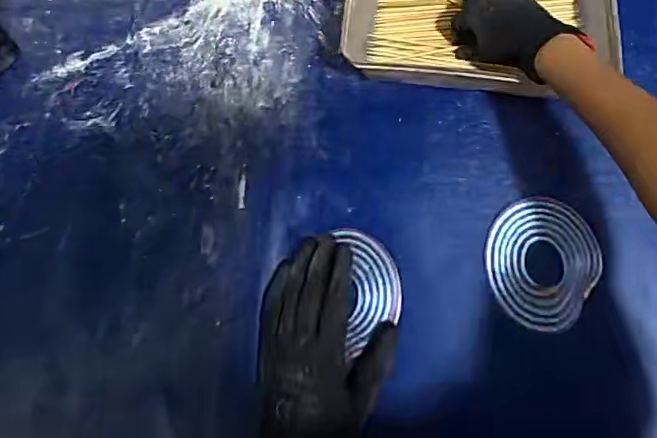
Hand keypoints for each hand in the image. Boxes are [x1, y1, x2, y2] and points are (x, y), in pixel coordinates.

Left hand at [259, 235, 397, 437]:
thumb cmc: (330, 422)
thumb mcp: (361, 400)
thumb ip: (376, 363)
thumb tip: (391, 325)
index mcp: (325, 353)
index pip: (334, 301)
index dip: (340, 272)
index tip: (346, 250)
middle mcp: (300, 343)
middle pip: (309, 292)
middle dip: (319, 261)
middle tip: (328, 237)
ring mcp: (278, 344)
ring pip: (289, 295)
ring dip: (299, 265)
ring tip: (308, 242)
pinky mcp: (264, 349)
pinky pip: (269, 310)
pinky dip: (276, 285)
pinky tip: (283, 268)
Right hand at [450, 0, 583, 80]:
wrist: (539, 40)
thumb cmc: (508, 49)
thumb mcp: (485, 54)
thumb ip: (469, 51)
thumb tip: (458, 52)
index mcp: (472, 14)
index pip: (457, 20)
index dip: (457, 31)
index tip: (461, 39)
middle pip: (469, 4)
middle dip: (469, 14)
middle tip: (475, 27)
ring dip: (486, 6)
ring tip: (492, 20)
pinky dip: (502, 3)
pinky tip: (508, 14)